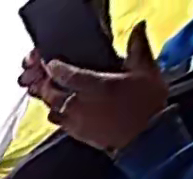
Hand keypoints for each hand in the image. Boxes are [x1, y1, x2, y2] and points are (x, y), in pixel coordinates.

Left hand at [23, 24, 167, 152]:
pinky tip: (60, 111)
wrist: (143, 136)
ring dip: (49, 103)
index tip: (50, 64)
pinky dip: (56, 115)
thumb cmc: (146, 102)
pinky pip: (58, 124)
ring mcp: (75, 122)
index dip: (56, 70)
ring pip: (52, 112)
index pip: (68, 76)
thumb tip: (138, 27)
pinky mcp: (76, 134)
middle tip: (45, 80)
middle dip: (46, 87)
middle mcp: (80, 105)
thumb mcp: (146, 70)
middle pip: (53, 96)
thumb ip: (138, 48)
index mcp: (95, 87)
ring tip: (51, 96)